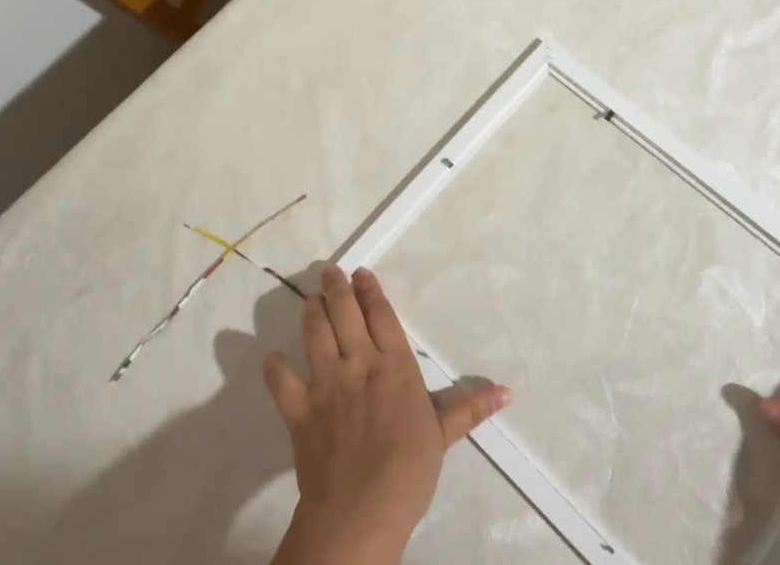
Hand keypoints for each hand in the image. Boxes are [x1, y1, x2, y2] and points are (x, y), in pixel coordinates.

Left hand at [267, 264, 509, 564]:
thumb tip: (506, 391)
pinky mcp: (298, 410)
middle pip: (345, 314)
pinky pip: (281, 381)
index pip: (381, 315)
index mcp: (395, 365)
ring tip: (310, 299)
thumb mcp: (443, 435)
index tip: (361, 273)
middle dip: (337, 288)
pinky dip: (275, 367)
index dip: (370, 290)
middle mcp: (358, 364)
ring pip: (315, 335)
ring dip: (311, 313)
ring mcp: (325, 384)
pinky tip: (274, 358)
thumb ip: (469, 408)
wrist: (360, 508)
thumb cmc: (409, 469)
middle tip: (331, 272)